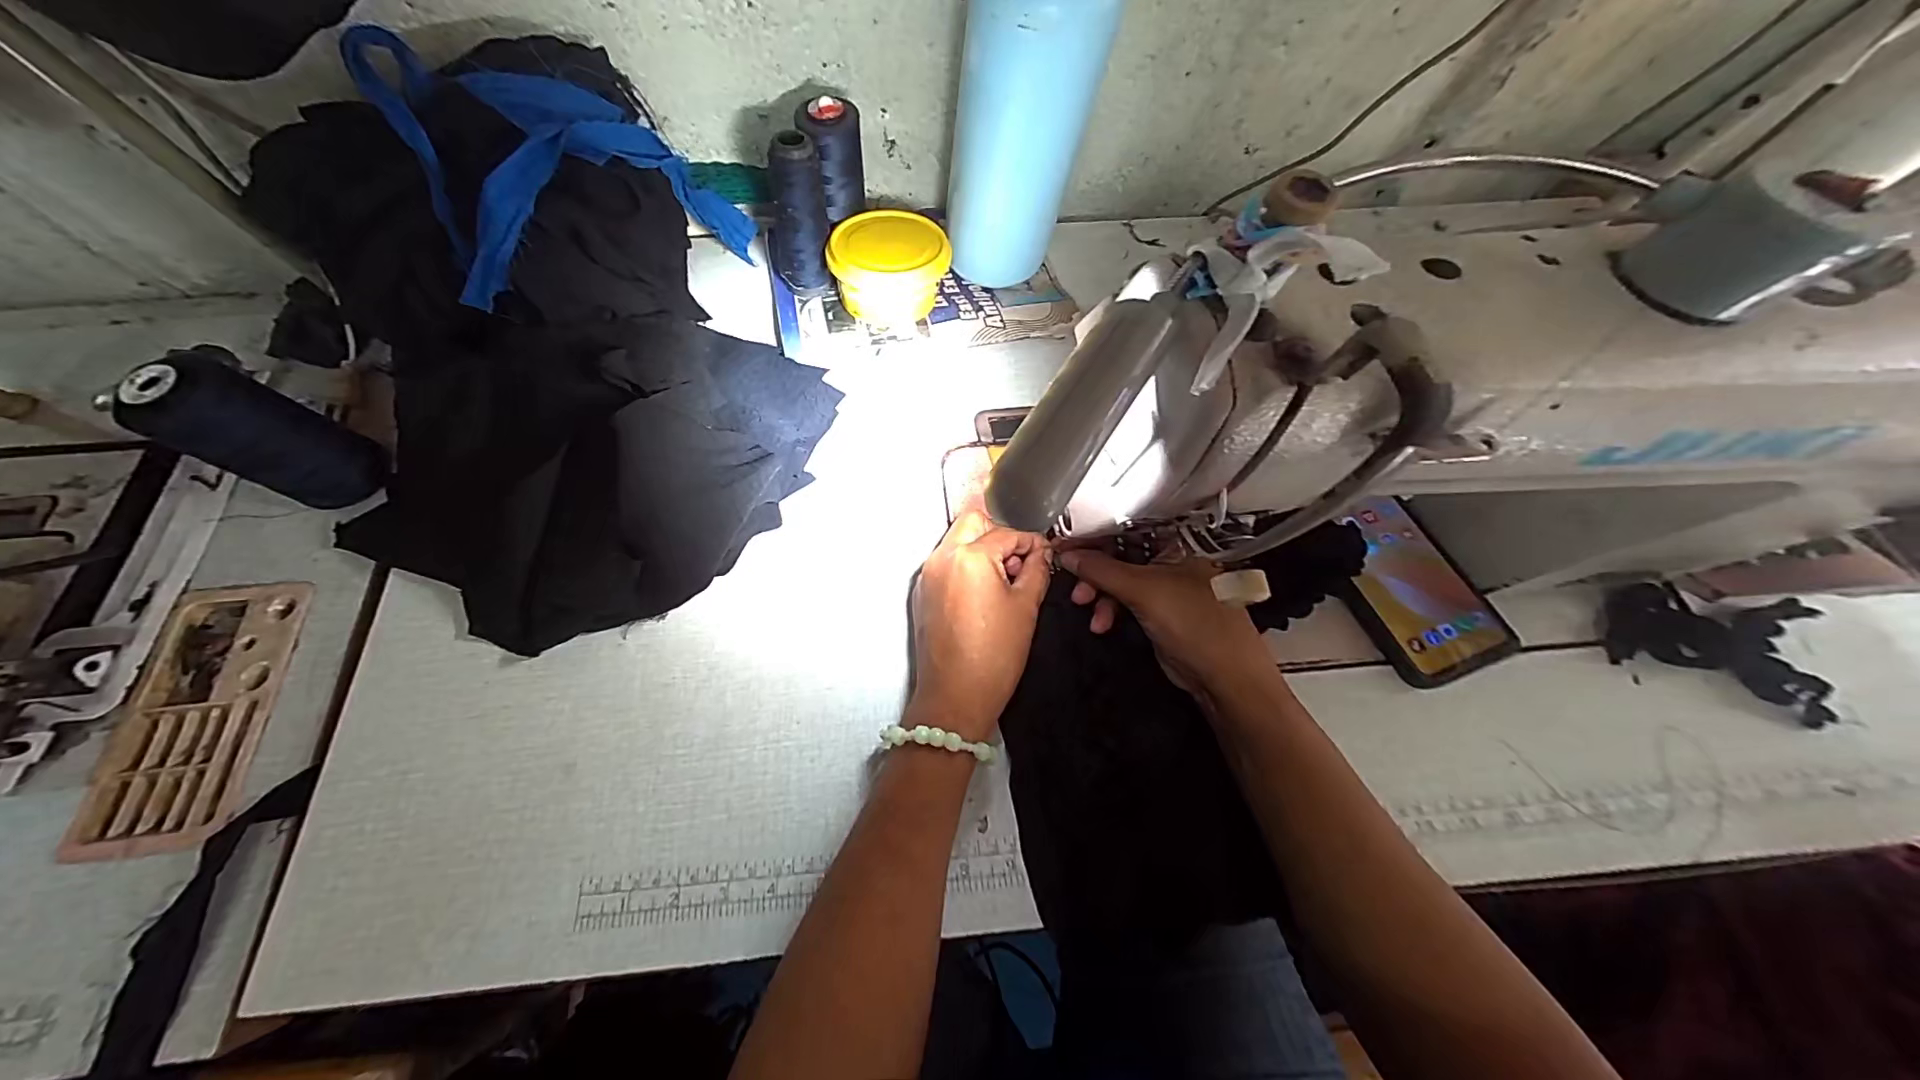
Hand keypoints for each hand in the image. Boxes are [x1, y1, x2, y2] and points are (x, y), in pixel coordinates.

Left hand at [908, 510, 1051, 740]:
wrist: (955, 697)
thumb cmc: (988, 661)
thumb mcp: (1026, 607)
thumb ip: (1036, 570)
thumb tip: (1040, 555)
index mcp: (969, 558)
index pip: (1007, 532)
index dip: (1031, 542)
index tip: (1042, 553)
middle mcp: (941, 561)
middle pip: (973, 521)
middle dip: (1000, 533)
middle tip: (1020, 558)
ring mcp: (928, 577)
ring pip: (957, 540)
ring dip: (982, 548)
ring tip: (1005, 579)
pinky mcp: (923, 594)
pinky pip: (947, 564)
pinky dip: (966, 566)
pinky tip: (986, 593)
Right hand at [1058, 545, 1271, 693]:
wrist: (1225, 677)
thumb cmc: (1198, 625)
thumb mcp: (1144, 590)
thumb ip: (1101, 570)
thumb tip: (1067, 555)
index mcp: (1178, 542)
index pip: (1128, 527)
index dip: (1095, 535)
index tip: (1066, 546)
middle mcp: (1173, 558)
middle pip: (1120, 553)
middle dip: (1094, 571)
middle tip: (1075, 584)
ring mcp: (1166, 585)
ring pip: (1120, 579)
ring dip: (1099, 594)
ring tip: (1089, 609)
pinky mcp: (1159, 610)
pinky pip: (1125, 600)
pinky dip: (1111, 610)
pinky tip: (1102, 624)